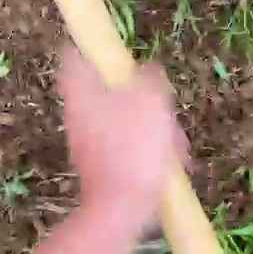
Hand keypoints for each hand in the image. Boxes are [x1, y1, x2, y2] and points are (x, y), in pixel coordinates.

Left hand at [58, 44, 185, 230]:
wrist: (121, 208)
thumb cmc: (133, 147)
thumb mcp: (151, 99)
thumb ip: (150, 76)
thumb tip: (149, 69)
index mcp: (81, 89)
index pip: (75, 52)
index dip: (96, 45)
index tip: (120, 51)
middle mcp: (79, 112)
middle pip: (110, 88)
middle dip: (145, 96)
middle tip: (164, 107)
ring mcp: (89, 140)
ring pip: (126, 118)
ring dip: (155, 126)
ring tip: (177, 144)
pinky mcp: (103, 164)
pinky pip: (129, 144)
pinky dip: (150, 148)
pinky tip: (173, 162)